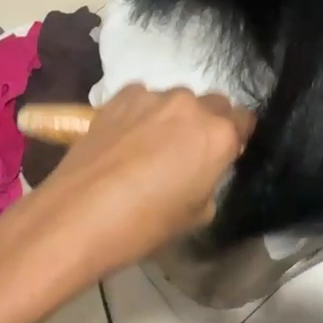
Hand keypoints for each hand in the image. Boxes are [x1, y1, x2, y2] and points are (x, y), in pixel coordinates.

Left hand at [2, 86, 252, 277]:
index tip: (223, 155)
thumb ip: (210, 180)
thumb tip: (200, 168)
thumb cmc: (144, 225)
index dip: (236, 138)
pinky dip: (142, 114)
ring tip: (150, 148)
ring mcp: (153, 97)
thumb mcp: (197, 214)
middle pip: (213, 104)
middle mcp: (191, 106)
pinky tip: (125, 139)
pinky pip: (143, 100)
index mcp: (219, 135)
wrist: (77, 216)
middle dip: (208, 123)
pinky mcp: (120, 96)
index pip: (244, 121)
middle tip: (187, 153)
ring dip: (173, 118)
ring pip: (176, 101)